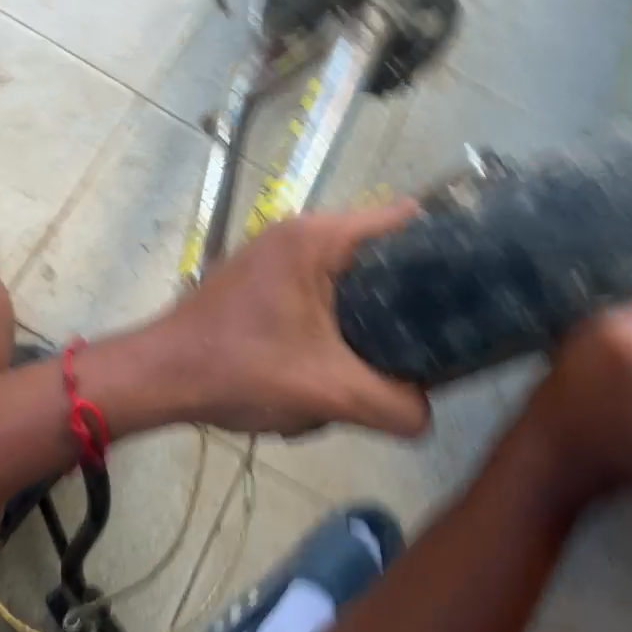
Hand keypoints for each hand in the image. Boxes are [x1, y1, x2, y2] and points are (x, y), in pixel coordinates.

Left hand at [148, 202, 431, 437]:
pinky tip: (346, 355)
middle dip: (410, 289)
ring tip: (395, 350)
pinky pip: (321, 285)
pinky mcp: (263, 275)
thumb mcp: (327, 392)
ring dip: (371, 309)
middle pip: (379, 248)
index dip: (444, 245)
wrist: (159, 375)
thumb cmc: (239, 368)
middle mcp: (301, 230)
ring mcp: (278, 251)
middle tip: (441, 331)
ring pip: (349, 272)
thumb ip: (394, 404)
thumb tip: (429, 412)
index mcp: (319, 237)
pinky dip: (340, 315)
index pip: (402, 218)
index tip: (473, 283)